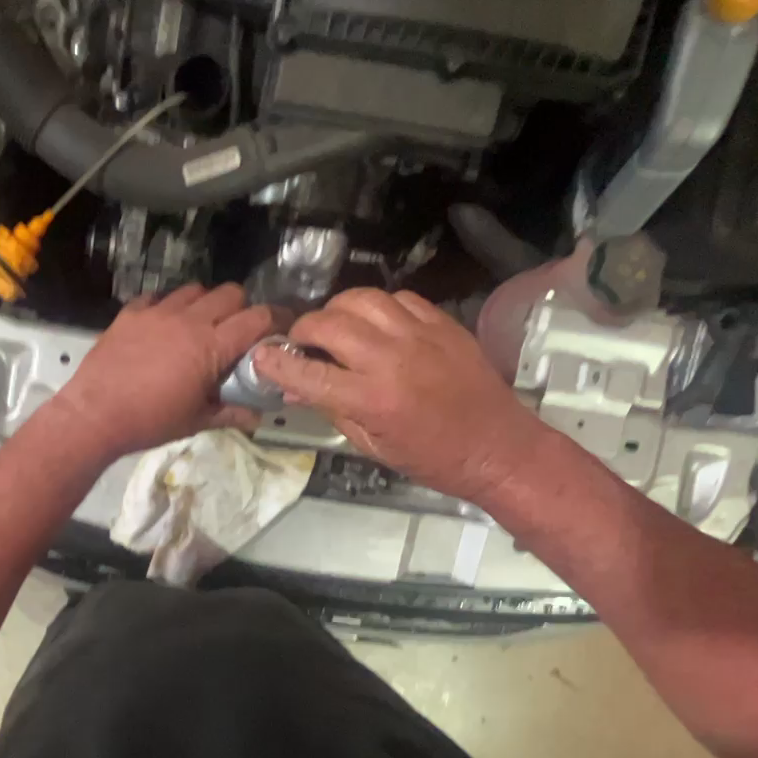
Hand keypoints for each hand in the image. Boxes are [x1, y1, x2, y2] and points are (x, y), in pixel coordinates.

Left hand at [49, 284, 279, 458]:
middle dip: (240, 307)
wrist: (95, 415)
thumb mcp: (195, 421)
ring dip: (205, 303)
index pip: (257, 318)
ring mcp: (157, 312)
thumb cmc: (150, 422)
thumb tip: (258, 416)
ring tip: (199, 326)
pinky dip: (167, 306)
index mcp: (211, 345)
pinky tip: (162, 326)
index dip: (275, 320)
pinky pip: (156, 297)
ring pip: (195, 289)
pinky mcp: (130, 313)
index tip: (279, 329)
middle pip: (230, 292)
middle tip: (235, 332)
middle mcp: (188, 319)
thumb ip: (230, 412)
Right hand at [253, 288, 553, 500]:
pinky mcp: (442, 322)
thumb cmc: (431, 458)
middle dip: (303, 329)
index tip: (261, 356)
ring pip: (361, 299)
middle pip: (329, 324)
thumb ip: (331, 410)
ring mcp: (419, 335)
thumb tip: (295, 388)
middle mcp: (391, 359)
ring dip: (337, 310)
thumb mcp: (372, 445)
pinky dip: (376, 307)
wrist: (497, 446)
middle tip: (300, 343)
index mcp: (371, 399)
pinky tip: (373, 323)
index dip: (277, 362)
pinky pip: (397, 298)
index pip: (308, 372)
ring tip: (333, 327)